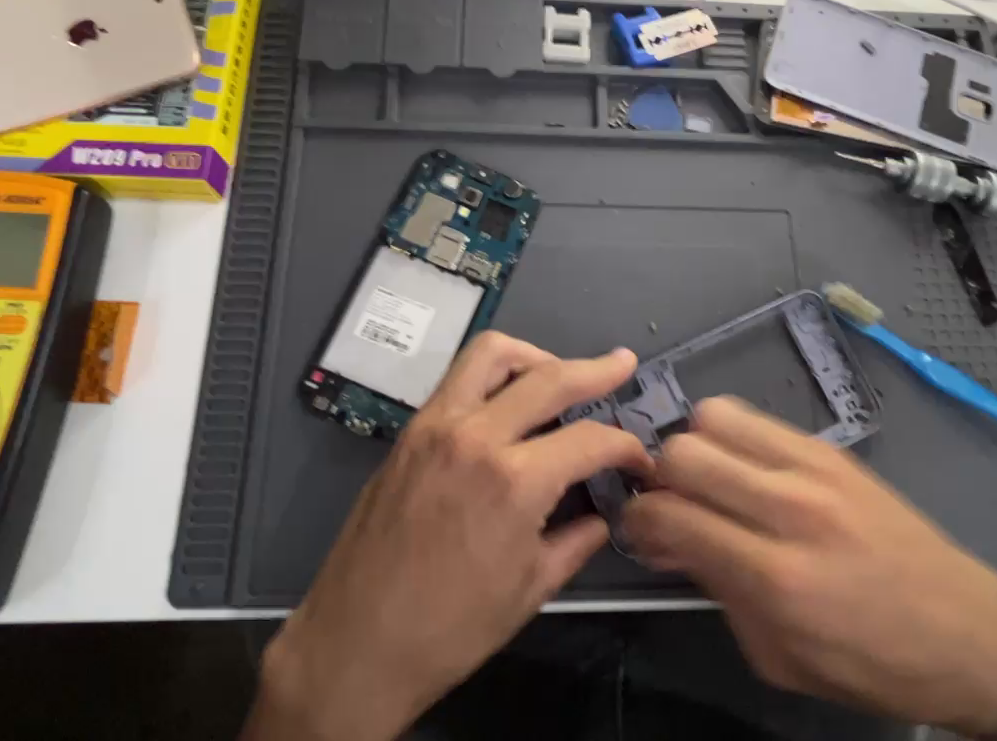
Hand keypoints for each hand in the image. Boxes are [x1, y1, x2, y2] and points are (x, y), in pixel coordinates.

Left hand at [246, 333, 649, 740]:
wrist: (357, 642)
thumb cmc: (451, 629)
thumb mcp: (531, 588)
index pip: (590, 439)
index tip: (640, 459)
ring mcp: (435, 426)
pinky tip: (509, 402)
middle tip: (622, 365)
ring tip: (558, 376)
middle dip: (596, 370)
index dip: (626, 446)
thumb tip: (603, 511)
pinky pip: (457, 379)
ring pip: (491, 354)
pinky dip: (492, 375)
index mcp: (514, 481)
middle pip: (549, 377)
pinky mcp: (409, 431)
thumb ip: (577, 538)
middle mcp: (475, 436)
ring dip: (535, 356)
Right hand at [622, 397, 996, 735]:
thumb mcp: (776, 656)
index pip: (671, 517)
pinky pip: (756, 417)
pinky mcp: (832, 450)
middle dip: (659, 480)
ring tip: (706, 479)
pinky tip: (743, 467)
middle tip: (670, 505)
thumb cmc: (868, 663)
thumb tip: (667, 540)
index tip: (637, 531)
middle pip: (684, 453)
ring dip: (694, 446)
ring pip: (714, 416)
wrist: (965, 634)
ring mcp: (814, 469)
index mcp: (775, 576)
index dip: (638, 521)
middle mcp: (791, 508)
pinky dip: (731, 435)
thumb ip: (716, 588)